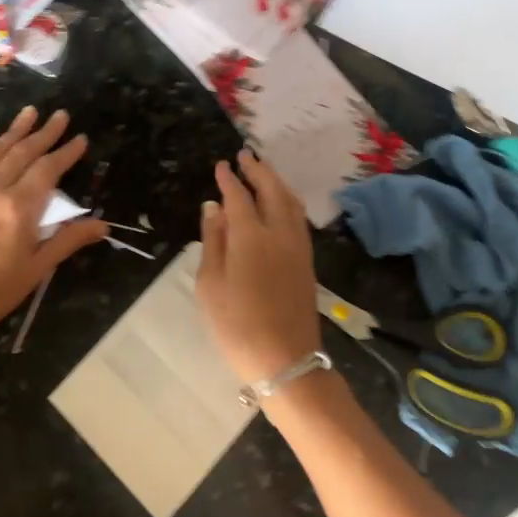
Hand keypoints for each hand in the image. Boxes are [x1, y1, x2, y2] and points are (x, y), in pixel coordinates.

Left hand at [0, 107, 105, 325]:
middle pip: (22, 153)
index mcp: (19, 208)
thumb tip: (102, 225)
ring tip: (29, 112)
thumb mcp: (37, 268)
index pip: (47, 169)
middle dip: (43, 133)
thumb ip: (68, 240)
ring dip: (13, 131)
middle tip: (59, 115)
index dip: (65, 152)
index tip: (79, 138)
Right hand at [196, 150, 320, 384]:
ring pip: (290, 202)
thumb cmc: (237, 325)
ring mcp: (298, 247)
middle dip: (258, 170)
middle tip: (245, 156)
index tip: (221, 165)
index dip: (229, 179)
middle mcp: (279, 233)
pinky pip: (298, 218)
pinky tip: (280, 204)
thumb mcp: (210, 284)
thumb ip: (212, 241)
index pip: (239, 197)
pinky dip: (287, 201)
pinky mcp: (307, 262)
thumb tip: (213, 208)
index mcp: (251, 236)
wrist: (286, 360)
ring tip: (262, 172)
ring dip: (276, 182)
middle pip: (272, 190)